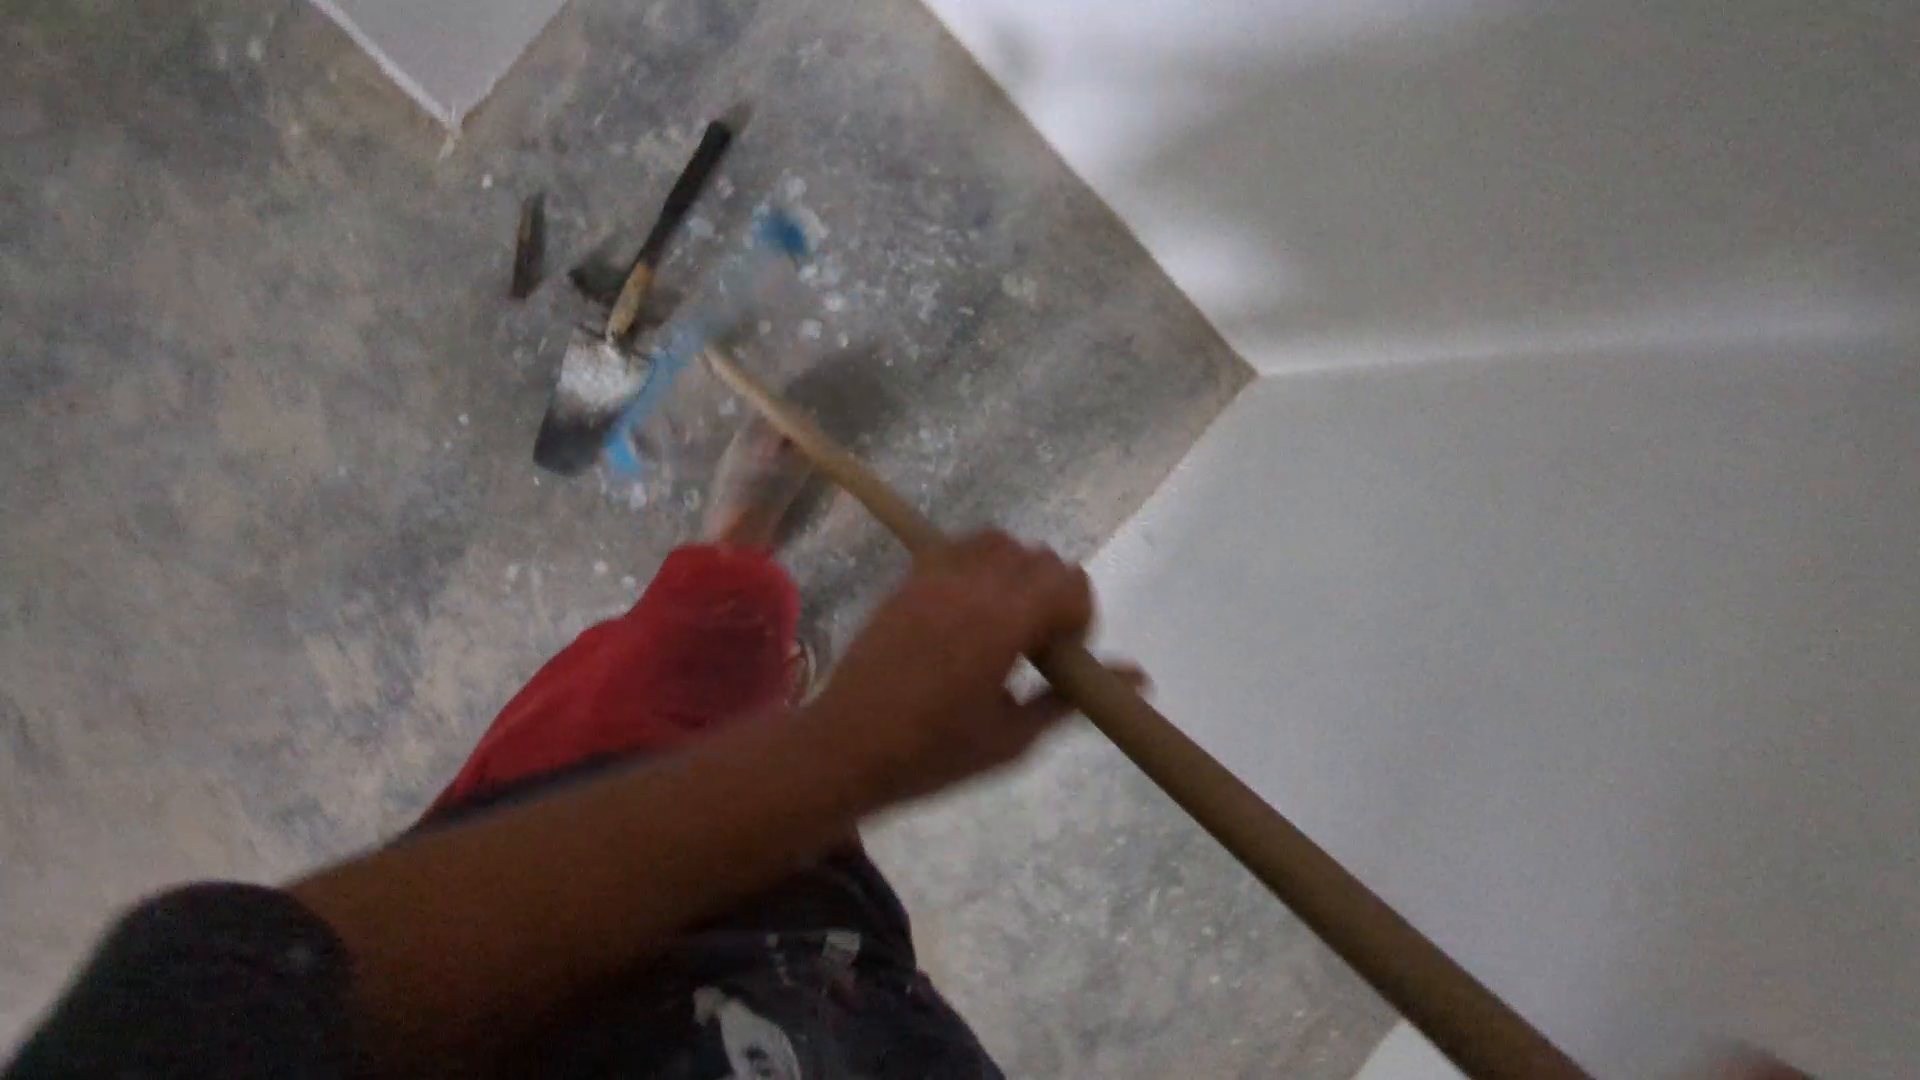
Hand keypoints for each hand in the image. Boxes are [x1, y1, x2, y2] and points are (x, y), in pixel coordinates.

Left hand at [801, 530, 1139, 808]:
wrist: (846, 745)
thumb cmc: (933, 754)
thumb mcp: (1013, 738)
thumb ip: (1073, 700)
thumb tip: (1140, 677)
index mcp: (1003, 623)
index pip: (1070, 583)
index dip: (1079, 617)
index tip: (1059, 657)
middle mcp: (973, 585)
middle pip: (1041, 558)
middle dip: (1053, 595)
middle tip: (1033, 644)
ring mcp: (935, 576)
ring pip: (1001, 542)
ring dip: (1016, 572)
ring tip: (1001, 620)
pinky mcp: (909, 578)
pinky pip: (958, 545)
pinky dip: (978, 563)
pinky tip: (966, 607)